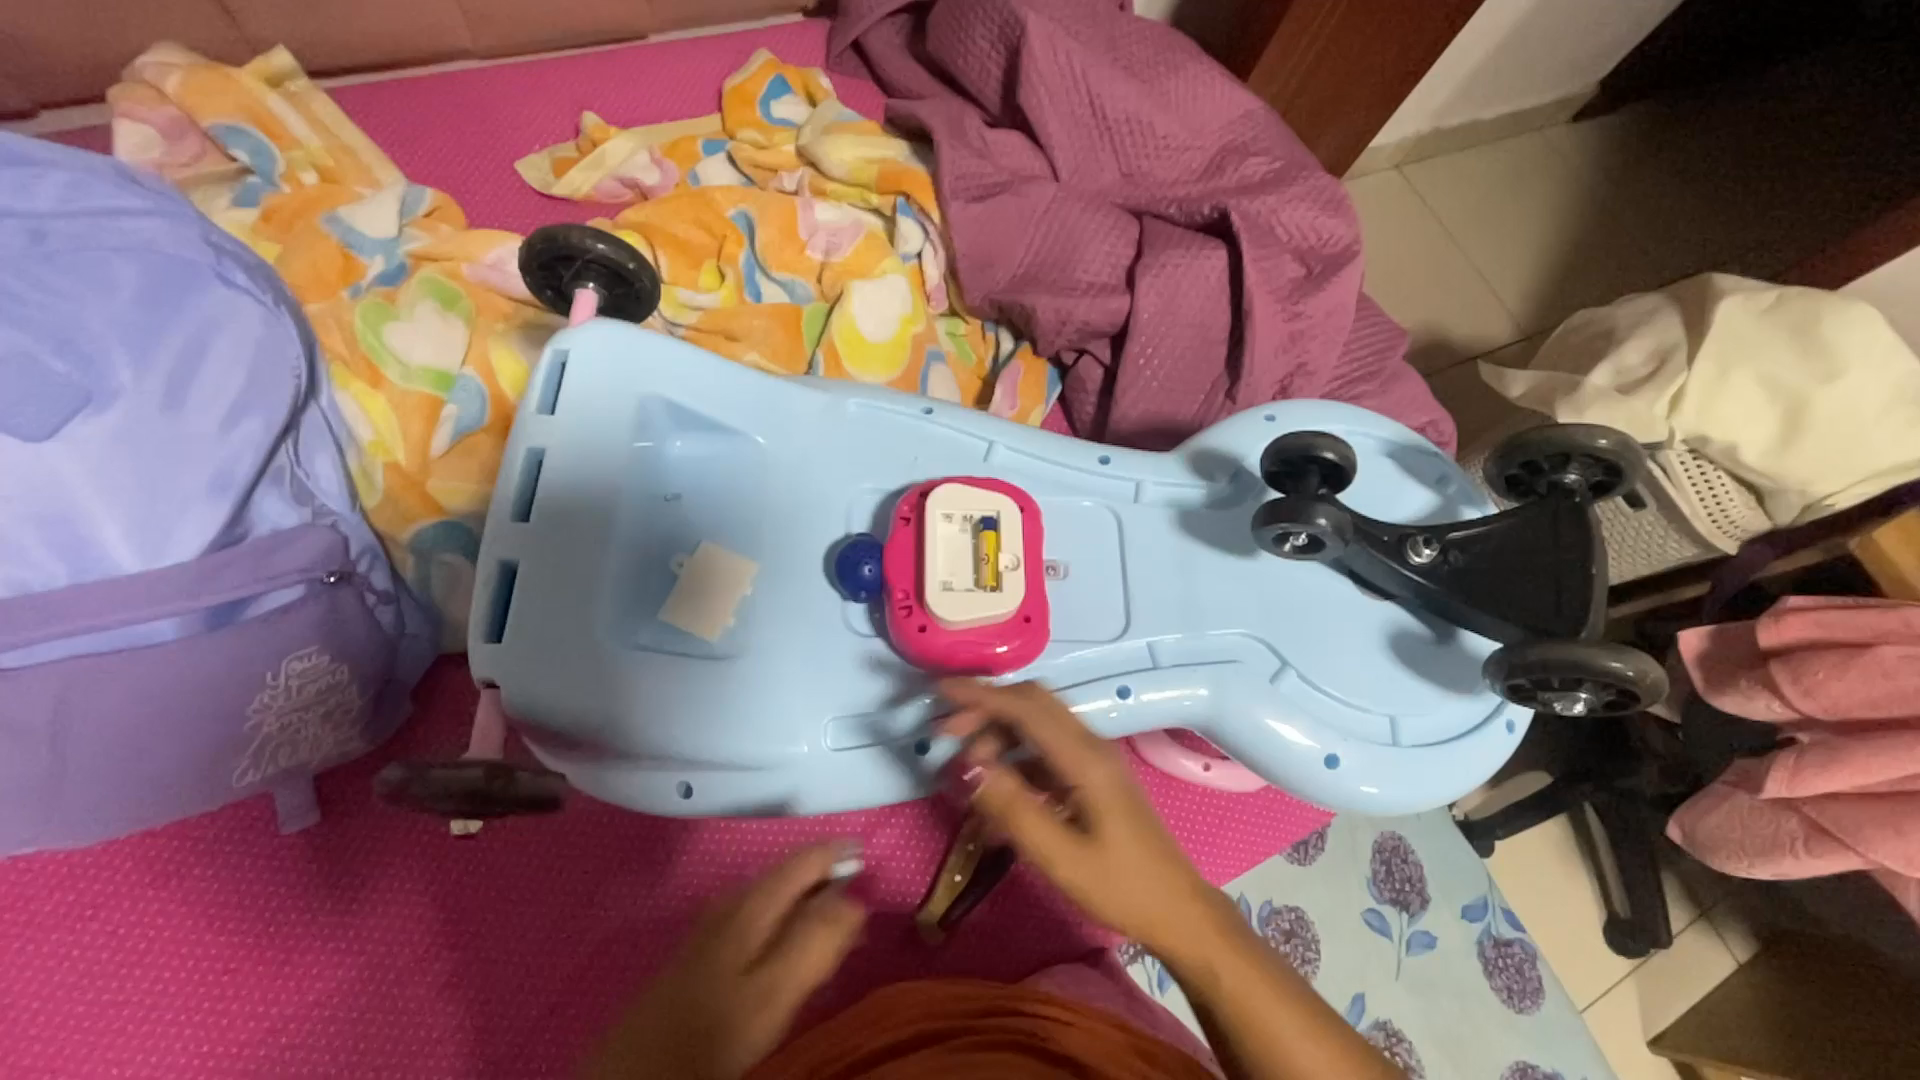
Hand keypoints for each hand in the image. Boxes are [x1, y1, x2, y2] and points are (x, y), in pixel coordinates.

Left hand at [589, 841, 866, 1079]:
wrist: (632, 1078)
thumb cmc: (708, 1035)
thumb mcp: (770, 993)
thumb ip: (813, 941)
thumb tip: (856, 892)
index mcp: (747, 908)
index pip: (800, 863)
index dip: (835, 853)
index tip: (869, 854)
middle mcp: (726, 908)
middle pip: (782, 875)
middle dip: (820, 872)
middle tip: (859, 883)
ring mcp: (706, 934)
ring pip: (764, 896)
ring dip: (800, 896)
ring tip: (830, 911)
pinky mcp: (694, 961)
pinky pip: (749, 919)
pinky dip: (778, 918)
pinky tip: (781, 942)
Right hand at [939, 679, 1223, 954]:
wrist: (1177, 909)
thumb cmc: (1120, 886)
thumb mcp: (1059, 856)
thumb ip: (1012, 807)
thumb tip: (964, 765)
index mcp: (1085, 758)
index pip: (1026, 707)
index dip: (980, 695)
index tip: (939, 691)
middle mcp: (1091, 745)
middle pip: (1033, 703)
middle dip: (986, 708)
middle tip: (946, 734)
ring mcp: (1095, 759)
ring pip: (1039, 724)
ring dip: (999, 733)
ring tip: (968, 768)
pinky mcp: (1094, 776)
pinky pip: (1047, 749)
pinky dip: (1016, 755)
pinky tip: (998, 787)